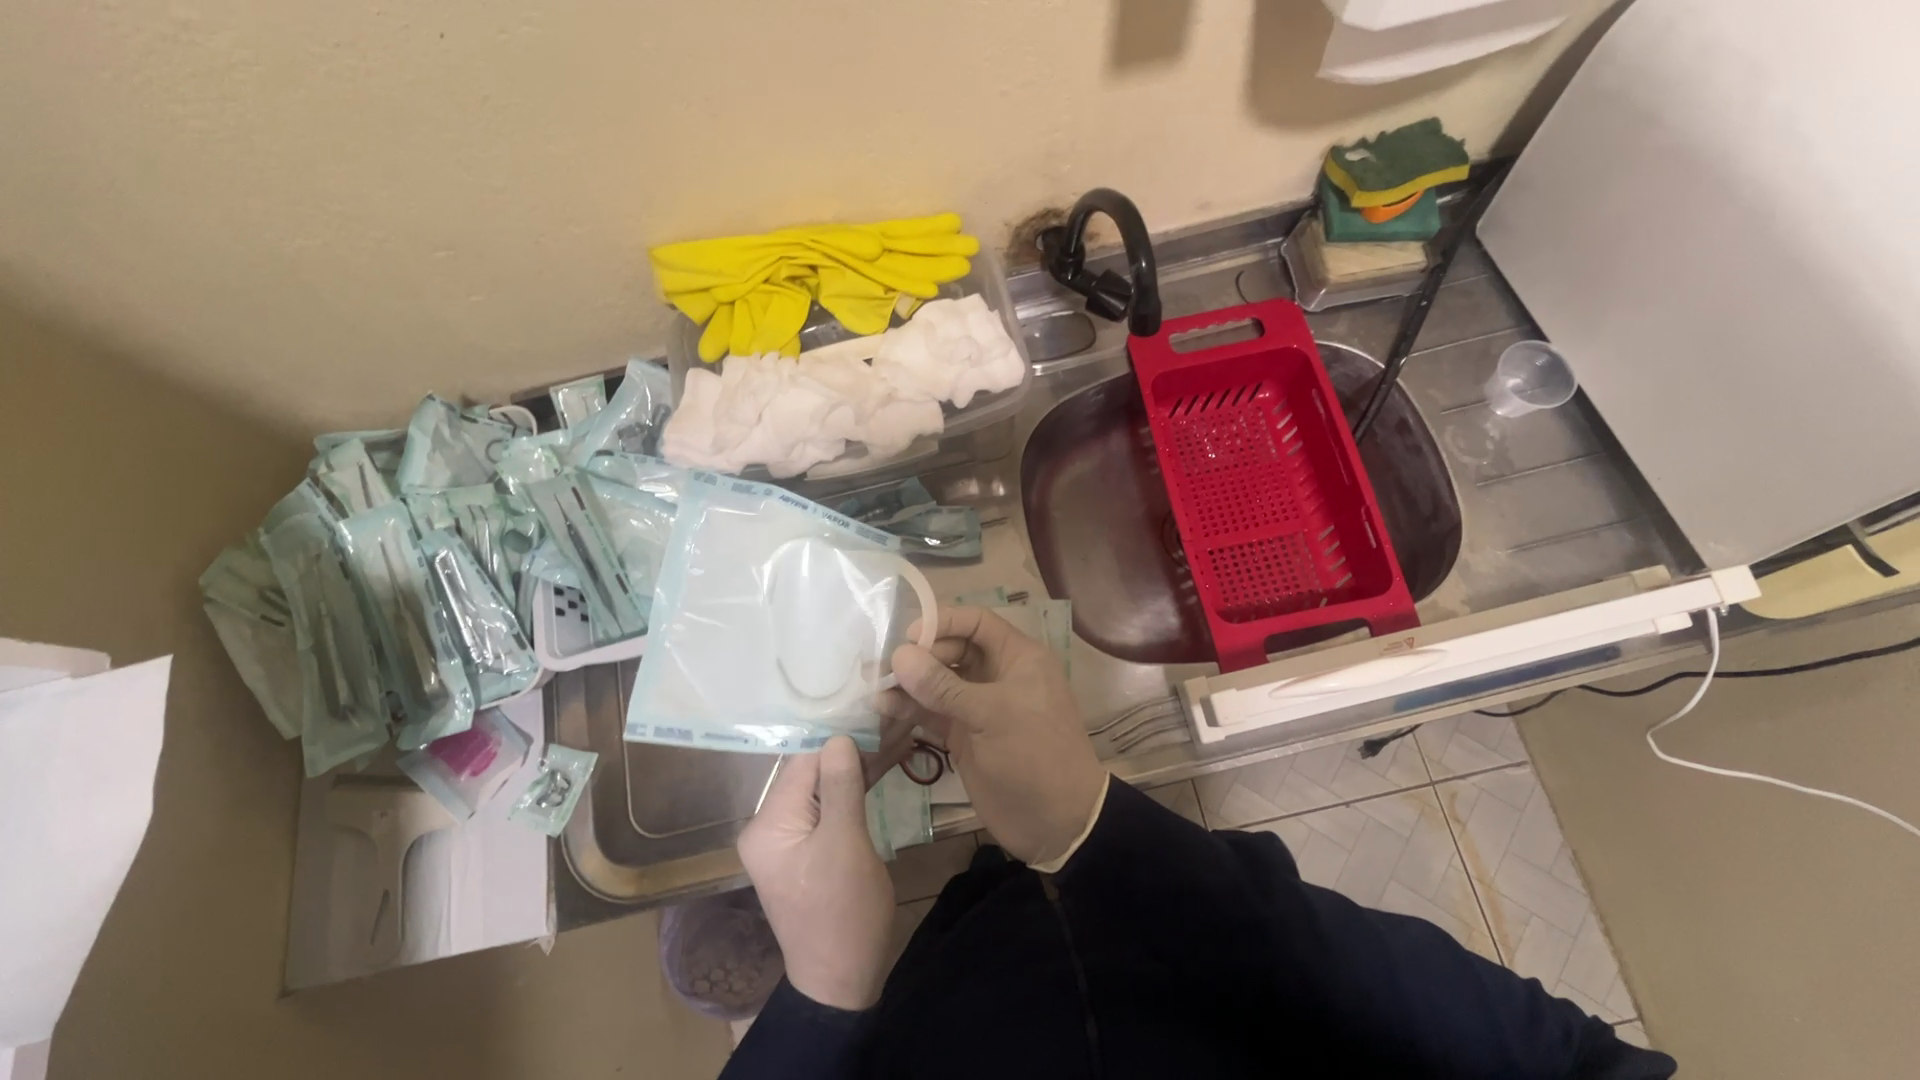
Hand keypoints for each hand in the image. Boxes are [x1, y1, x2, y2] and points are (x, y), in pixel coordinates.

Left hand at [736, 736, 894, 1010]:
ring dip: (857, 767)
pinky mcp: (808, 848)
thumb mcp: (846, 845)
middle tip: (892, 721)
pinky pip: (829, 808)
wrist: (841, 981)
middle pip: (812, 772)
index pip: (803, 762)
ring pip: (824, 788)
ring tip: (894, 736)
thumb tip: (838, 737)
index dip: (839, 739)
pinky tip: (882, 766)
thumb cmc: (843, 913)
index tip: (875, 713)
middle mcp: (769, 825)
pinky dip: (854, 791)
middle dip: (851, 749)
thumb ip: (841, 787)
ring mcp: (789, 838)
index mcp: (769, 823)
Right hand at [882, 608, 1106, 864]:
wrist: (1057, 825)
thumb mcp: (991, 715)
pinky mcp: (964, 736)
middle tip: (882, 667)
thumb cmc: (1034, 757)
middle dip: (918, 656)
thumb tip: (899, 655)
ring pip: (937, 684)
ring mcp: (978, 707)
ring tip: (872, 687)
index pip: (976, 623)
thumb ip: (943, 686)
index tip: (907, 636)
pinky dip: (909, 710)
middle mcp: (997, 676)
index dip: (942, 623)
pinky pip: (932, 713)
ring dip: (907, 684)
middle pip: (951, 652)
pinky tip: (883, 709)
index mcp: (1018, 658)